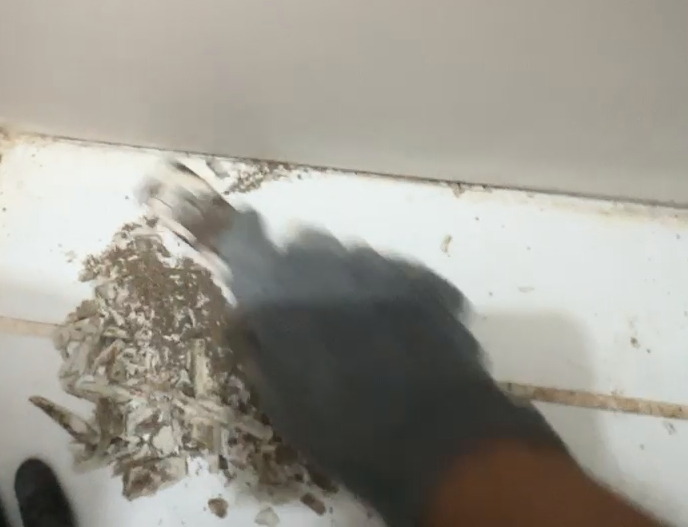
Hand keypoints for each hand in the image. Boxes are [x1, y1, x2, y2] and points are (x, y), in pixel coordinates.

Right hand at [218, 218, 564, 526]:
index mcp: (283, 293)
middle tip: (314, 315)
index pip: (249, 240)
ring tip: (364, 328)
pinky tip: (401, 332)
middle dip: (304, 273)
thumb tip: (246, 321)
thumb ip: (257, 352)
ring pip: (352, 257)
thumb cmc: (349, 436)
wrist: (441, 447)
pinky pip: (395, 273)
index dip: (247, 241)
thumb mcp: (284, 407)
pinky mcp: (423, 280)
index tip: (251, 255)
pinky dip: (391, 293)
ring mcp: (380, 267)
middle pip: (304, 246)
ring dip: (349, 281)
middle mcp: (327, 265)